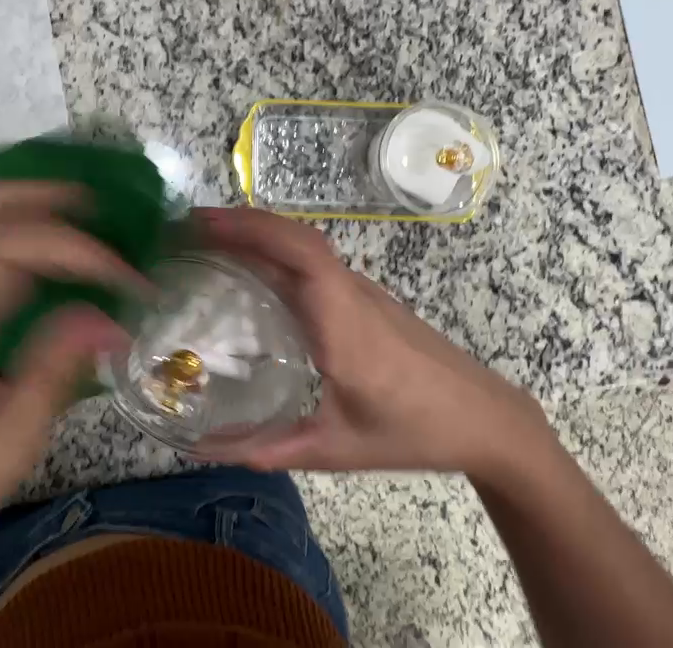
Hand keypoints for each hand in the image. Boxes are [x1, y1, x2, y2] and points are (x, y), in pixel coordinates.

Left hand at [0, 182, 139, 579]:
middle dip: (43, 197)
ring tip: (84, 223)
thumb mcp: (9, 440)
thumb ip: (56, 368)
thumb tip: (113, 317)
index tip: (126, 275)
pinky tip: (47, 252)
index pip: (5, 247)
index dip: (73, 246)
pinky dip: (10, 228)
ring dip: (26, 206)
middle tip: (103, 214)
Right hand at [193, 207, 554, 481]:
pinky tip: (250, 270)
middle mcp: (351, 294)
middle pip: (297, 236)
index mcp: (344, 323)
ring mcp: (361, 291)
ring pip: (306, 243)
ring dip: (258, 231)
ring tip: (206, 241)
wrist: (486, 419)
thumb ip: (275, 448)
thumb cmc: (415, 431)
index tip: (202, 226)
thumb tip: (207, 450)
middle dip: (241, 222)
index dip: (252, 231)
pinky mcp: (365, 298)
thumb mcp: (340, 449)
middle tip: (186, 229)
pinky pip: (314, 260)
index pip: (301, 255)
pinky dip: (276, 249)